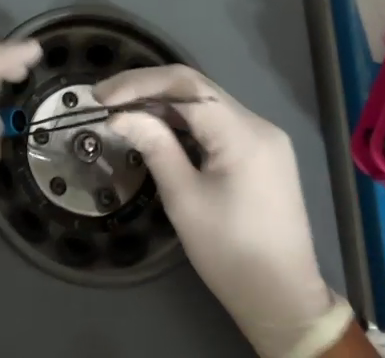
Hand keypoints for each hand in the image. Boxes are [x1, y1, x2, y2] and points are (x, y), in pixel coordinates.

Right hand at [101, 65, 347, 357]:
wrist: (283, 300)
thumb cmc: (230, 253)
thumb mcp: (184, 200)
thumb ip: (154, 146)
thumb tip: (120, 116)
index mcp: (243, 133)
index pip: (186, 86)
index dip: (139, 84)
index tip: (101, 97)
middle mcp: (259, 124)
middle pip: (197, 89)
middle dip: (148, 89)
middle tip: (106, 100)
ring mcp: (265, 138)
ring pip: (207, 104)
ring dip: (165, 104)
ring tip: (125, 112)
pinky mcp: (264, 153)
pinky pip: (219, 123)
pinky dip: (186, 121)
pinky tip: (159, 129)